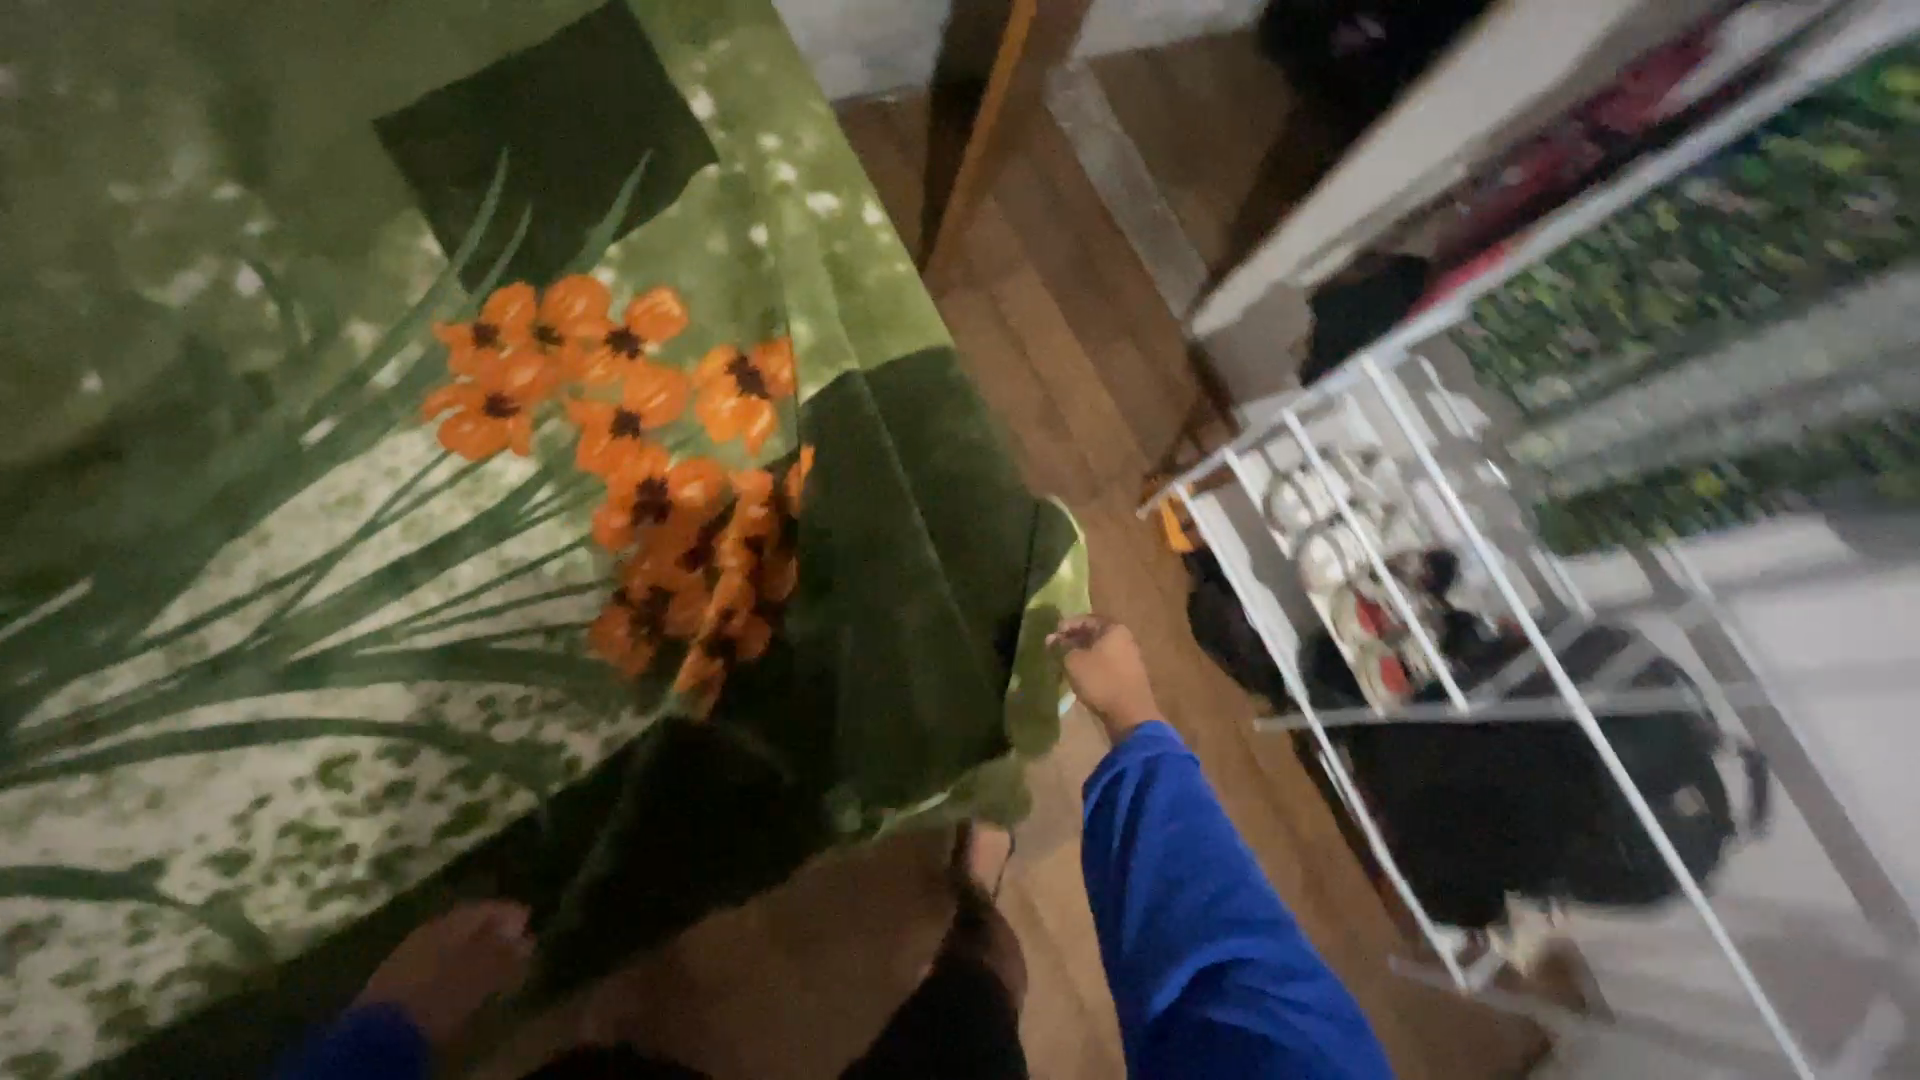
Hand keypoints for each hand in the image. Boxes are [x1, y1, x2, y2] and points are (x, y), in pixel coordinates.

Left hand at [355, 901, 532, 1045]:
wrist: (381, 1031)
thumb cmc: (441, 992)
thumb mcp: (483, 972)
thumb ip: (507, 953)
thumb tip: (527, 939)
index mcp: (452, 920)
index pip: (488, 907)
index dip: (511, 912)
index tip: (528, 921)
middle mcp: (431, 928)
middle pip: (468, 923)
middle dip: (492, 931)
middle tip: (513, 942)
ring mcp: (410, 951)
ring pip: (450, 942)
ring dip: (472, 949)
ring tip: (491, 964)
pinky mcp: (396, 977)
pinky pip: (435, 960)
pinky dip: (454, 964)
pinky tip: (460, 978)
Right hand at [1048, 615, 1159, 741]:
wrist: (1130, 714)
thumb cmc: (1100, 680)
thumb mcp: (1073, 661)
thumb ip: (1060, 647)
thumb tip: (1052, 639)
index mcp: (1114, 629)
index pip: (1086, 619)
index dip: (1066, 625)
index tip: (1052, 636)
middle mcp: (1124, 639)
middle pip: (1093, 634)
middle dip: (1072, 640)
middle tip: (1054, 649)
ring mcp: (1128, 658)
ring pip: (1099, 650)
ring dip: (1080, 654)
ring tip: (1063, 663)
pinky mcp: (1128, 676)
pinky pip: (1105, 664)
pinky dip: (1091, 666)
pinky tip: (1079, 676)